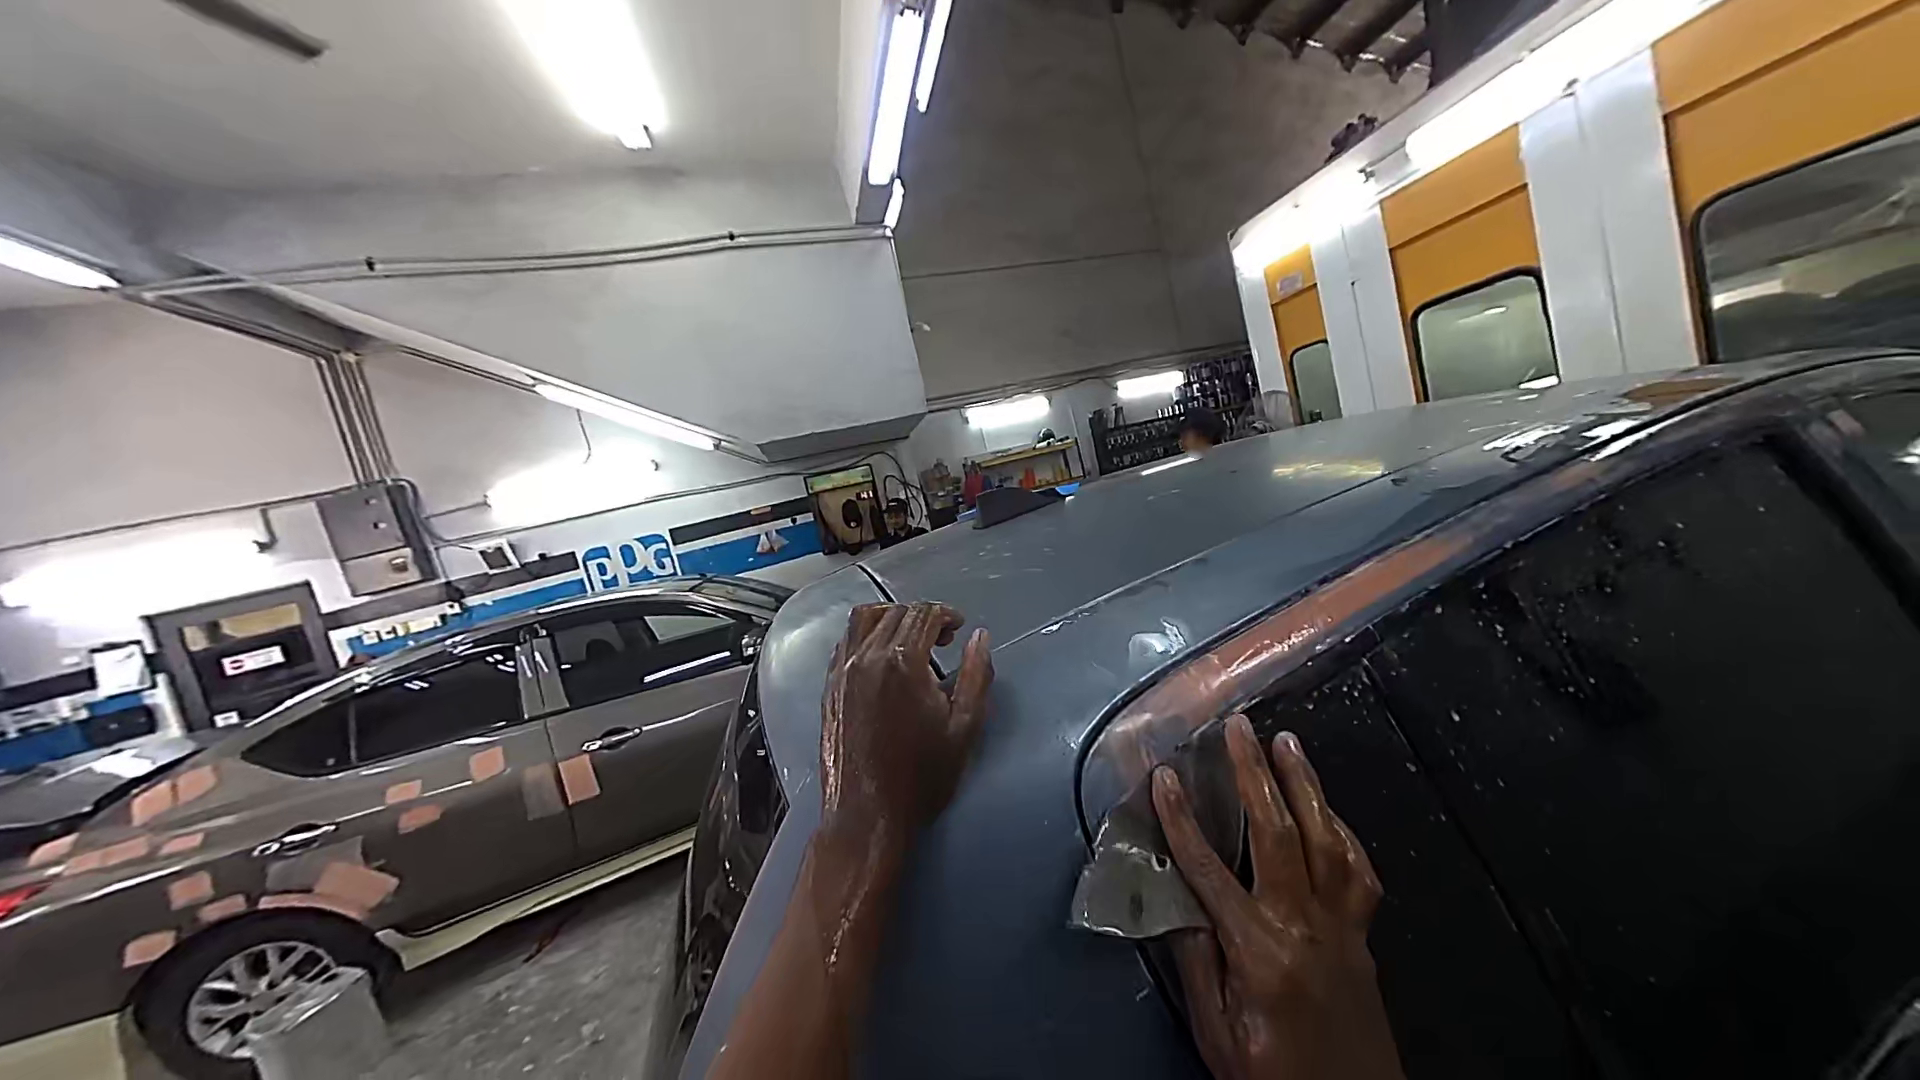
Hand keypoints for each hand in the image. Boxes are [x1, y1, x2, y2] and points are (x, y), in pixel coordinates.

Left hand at [819, 602, 993, 843]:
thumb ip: (977, 674)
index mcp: (902, 662)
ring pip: (863, 620)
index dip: (946, 614)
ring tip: (911, 638)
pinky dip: (866, 636)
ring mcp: (842, 672)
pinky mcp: (829, 688)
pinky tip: (881, 656)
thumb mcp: (964, 727)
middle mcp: (867, 658)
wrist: (868, 816)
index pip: (923, 615)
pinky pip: (845, 643)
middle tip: (943, 637)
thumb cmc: (920, 776)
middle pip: (895, 613)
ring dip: (891, 617)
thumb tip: (980, 638)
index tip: (958, 626)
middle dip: (923, 616)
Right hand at [1152, 713, 1403, 1079]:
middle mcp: (1303, 928)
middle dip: (1254, 774)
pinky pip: (1359, 872)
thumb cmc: (1273, 1076)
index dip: (1181, 819)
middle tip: (1240, 729)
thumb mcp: (1217, 1031)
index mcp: (1259, 952)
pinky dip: (1342, 830)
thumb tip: (1178, 897)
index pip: (1208, 870)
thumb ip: (1196, 962)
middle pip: (1277, 834)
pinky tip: (1326, 806)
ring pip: (1327, 840)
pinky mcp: (1362, 935)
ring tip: (1288, 743)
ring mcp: (1341, 928)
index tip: (1164, 777)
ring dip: (1306, 785)